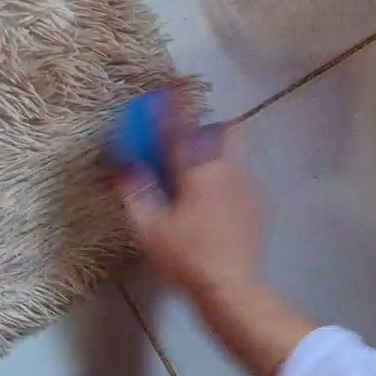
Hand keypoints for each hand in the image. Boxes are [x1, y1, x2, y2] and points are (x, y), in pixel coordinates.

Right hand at [113, 121, 314, 375]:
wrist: (233, 289)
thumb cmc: (186, 258)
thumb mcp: (148, 229)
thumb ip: (133, 192)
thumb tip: (119, 167)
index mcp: (197, 172)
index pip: (183, 128)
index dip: (175, 105)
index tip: (172, 86)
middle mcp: (226, 171)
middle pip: (228, 130)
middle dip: (210, 126)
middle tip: (190, 140)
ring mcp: (246, 188)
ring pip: (235, 154)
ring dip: (216, 152)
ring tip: (198, 173)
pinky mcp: (256, 206)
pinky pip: (240, 178)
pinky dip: (225, 178)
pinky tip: (212, 203)